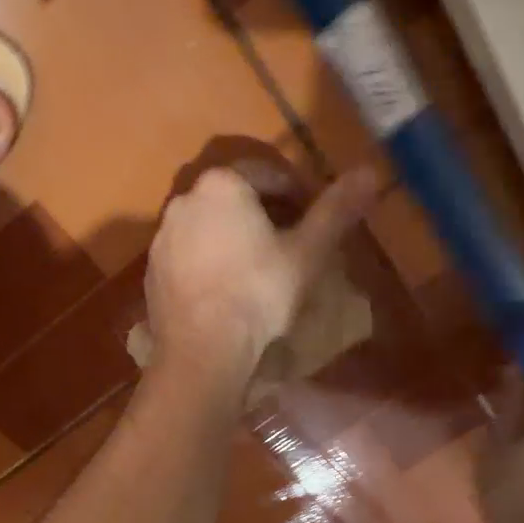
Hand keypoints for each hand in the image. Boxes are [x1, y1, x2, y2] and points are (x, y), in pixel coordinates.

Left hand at [142, 165, 378, 377]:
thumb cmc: (258, 294)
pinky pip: (188, 255)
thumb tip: (371, 172)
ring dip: (234, 236)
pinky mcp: (151, 271)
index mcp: (222, 185)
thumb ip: (336, 210)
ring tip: (261, 265)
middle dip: (264, 211)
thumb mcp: (307, 252)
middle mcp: (184, 201)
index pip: (267, 173)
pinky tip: (228, 288)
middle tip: (292, 238)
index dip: (297, 191)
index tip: (315, 214)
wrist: (200, 350)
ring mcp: (162, 238)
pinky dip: (209, 261)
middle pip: (233, 197)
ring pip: (208, 226)